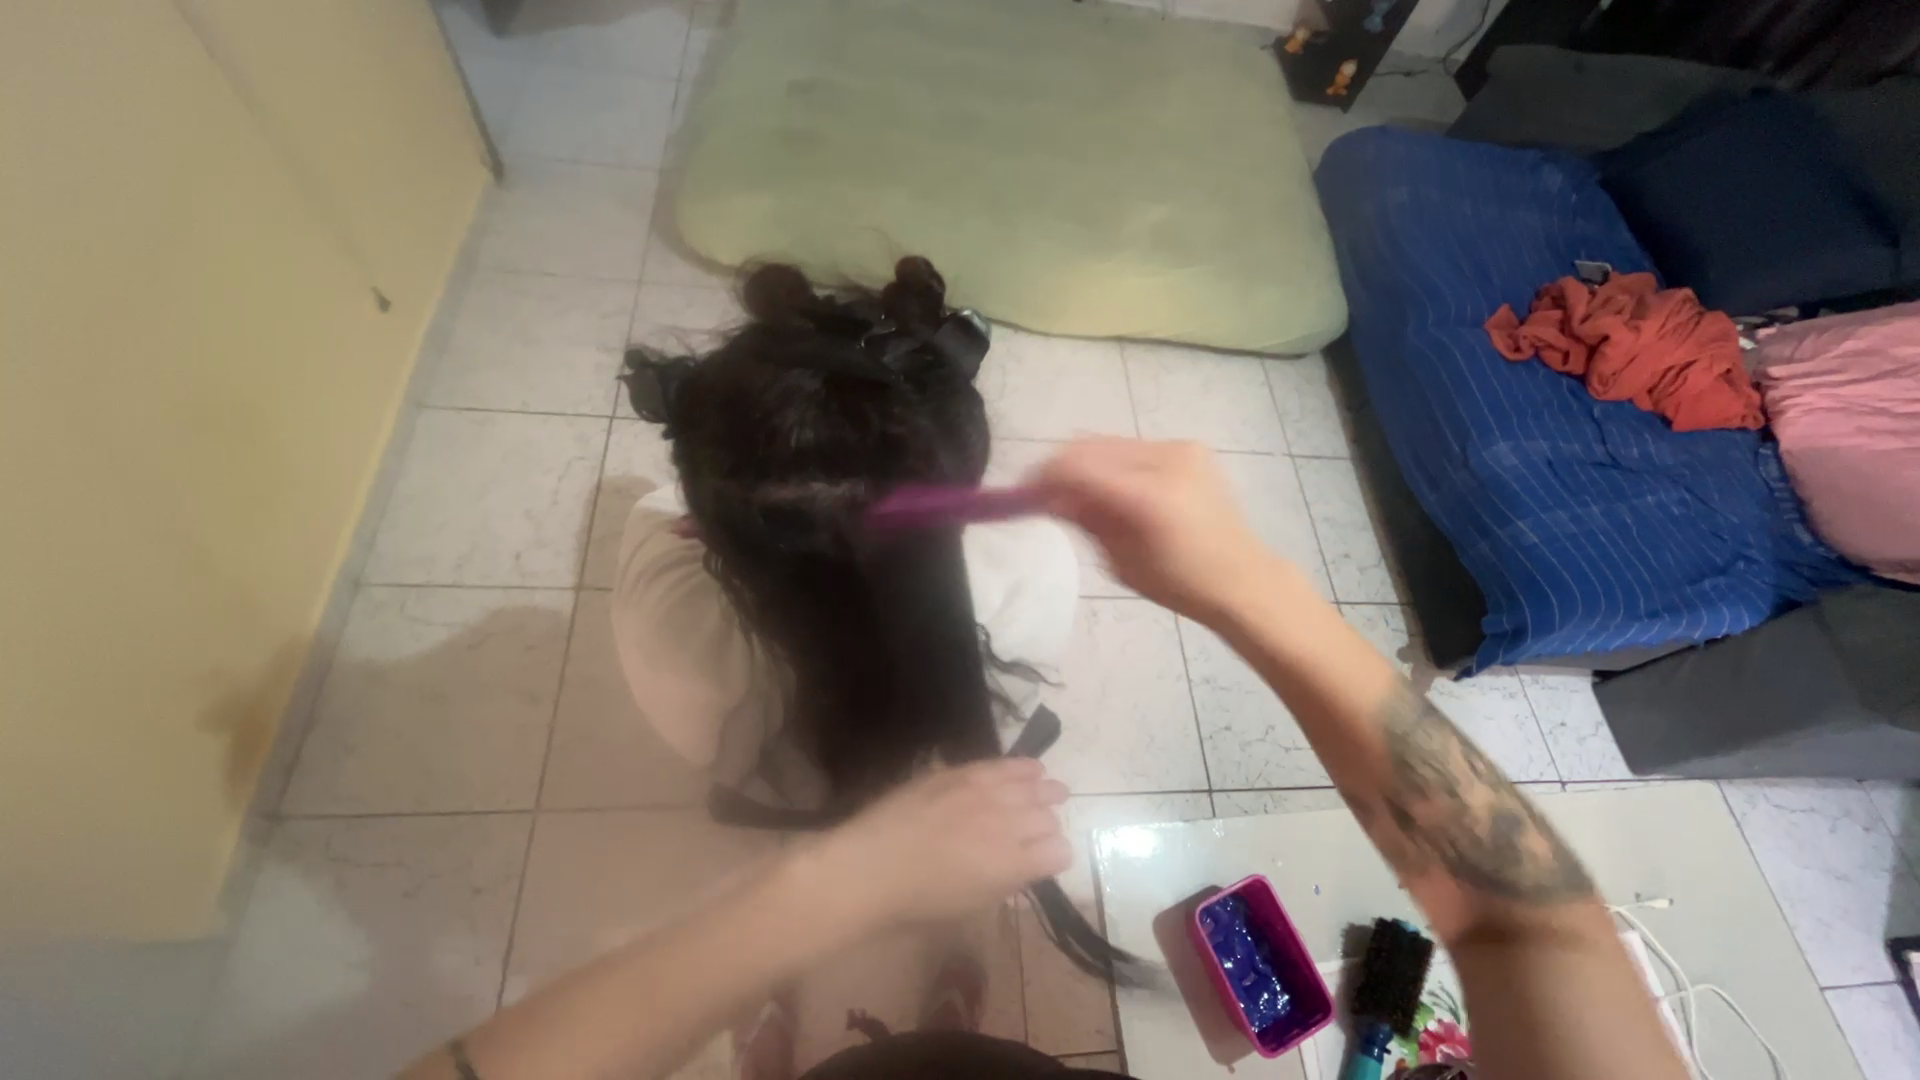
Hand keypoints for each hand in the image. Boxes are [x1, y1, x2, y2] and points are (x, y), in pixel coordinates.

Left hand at [791, 759, 1070, 927]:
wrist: (872, 865)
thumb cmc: (918, 900)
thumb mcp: (972, 904)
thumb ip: (1005, 881)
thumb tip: (1022, 866)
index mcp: (1011, 865)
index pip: (1058, 852)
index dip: (1055, 856)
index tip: (1047, 859)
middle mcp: (1006, 825)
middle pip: (1046, 819)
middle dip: (1048, 826)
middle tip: (1043, 830)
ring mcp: (984, 794)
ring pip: (1033, 787)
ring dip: (1046, 792)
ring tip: (1054, 791)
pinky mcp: (962, 773)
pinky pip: (1003, 765)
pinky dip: (1023, 768)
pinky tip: (1033, 768)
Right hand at [1030, 438, 1283, 623]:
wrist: (1242, 576)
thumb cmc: (1178, 583)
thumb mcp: (1120, 560)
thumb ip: (1085, 520)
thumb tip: (1050, 497)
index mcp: (1149, 497)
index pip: (1079, 469)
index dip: (1044, 477)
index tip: (1022, 493)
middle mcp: (1166, 461)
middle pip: (1090, 448)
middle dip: (1060, 468)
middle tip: (1042, 493)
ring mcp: (1180, 449)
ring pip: (1109, 443)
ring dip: (1085, 463)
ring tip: (1074, 492)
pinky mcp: (1187, 448)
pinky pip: (1132, 448)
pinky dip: (1111, 462)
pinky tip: (1108, 487)